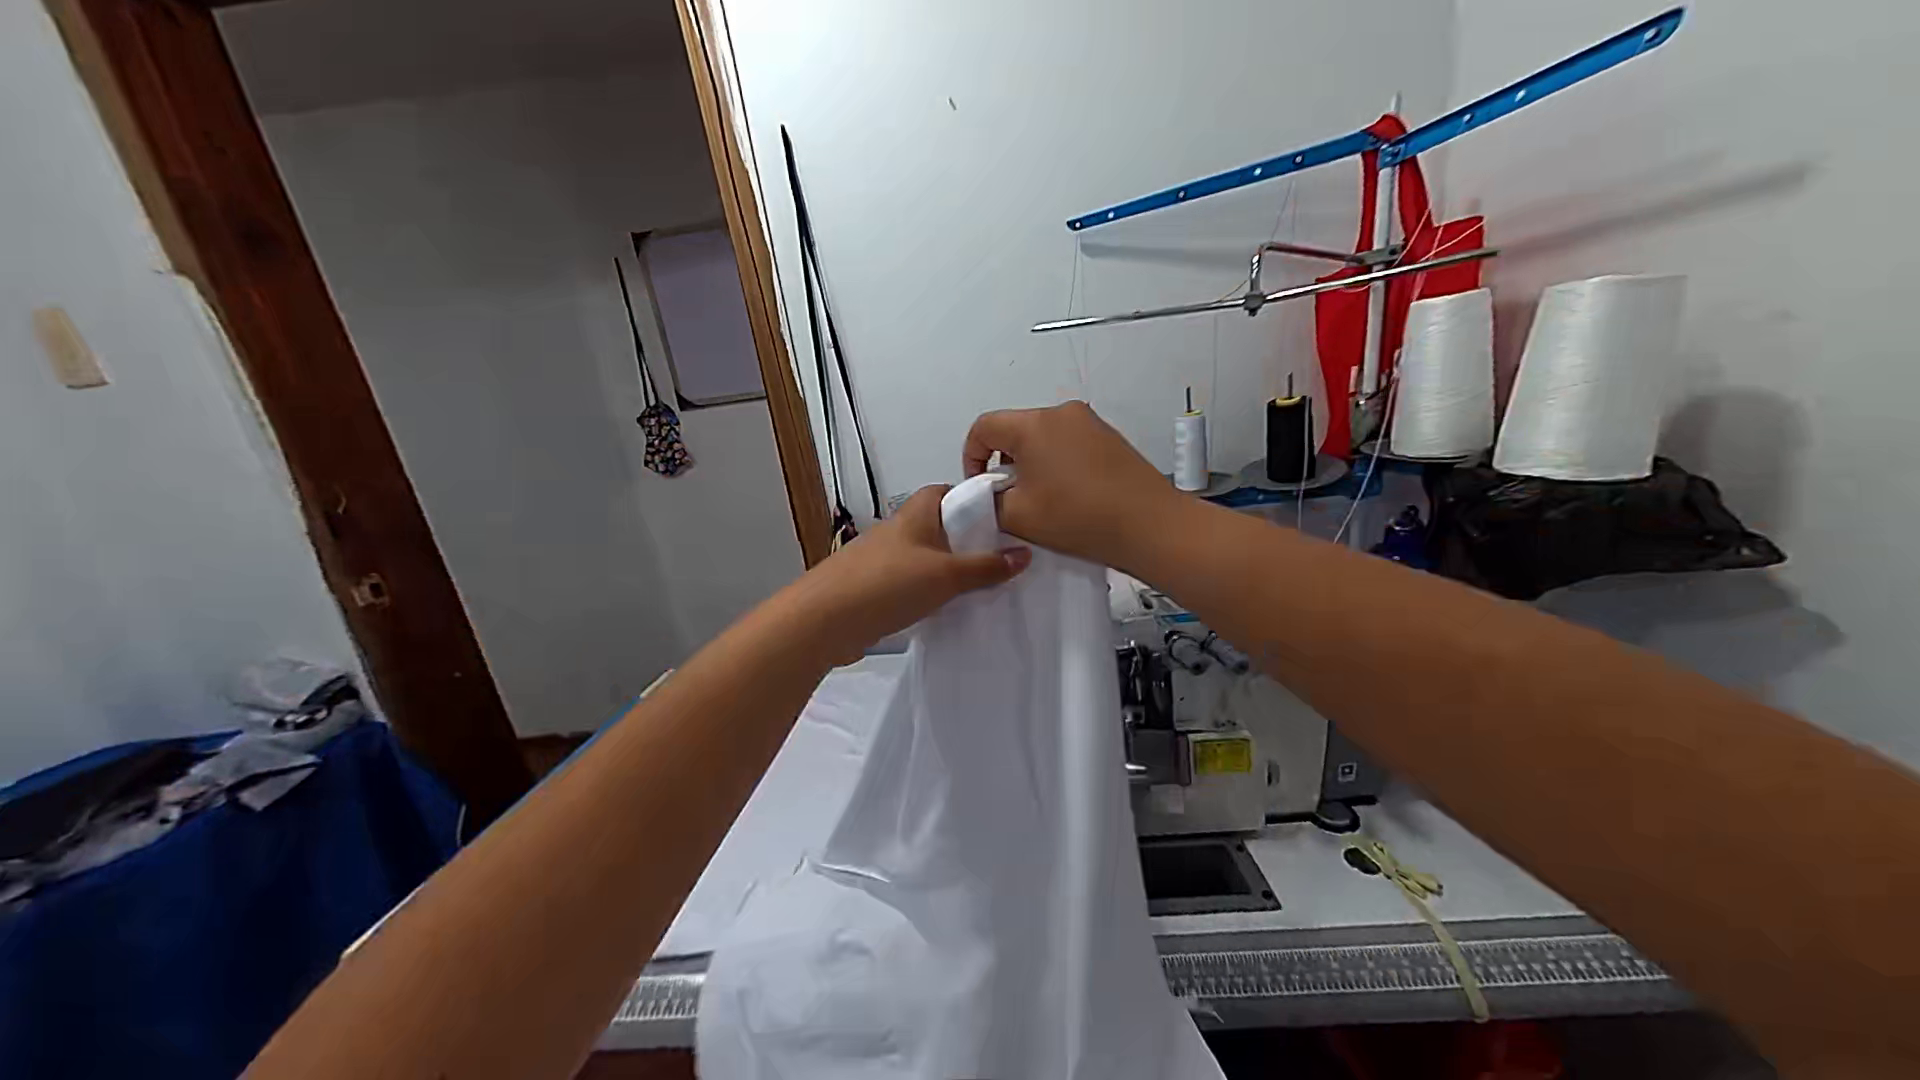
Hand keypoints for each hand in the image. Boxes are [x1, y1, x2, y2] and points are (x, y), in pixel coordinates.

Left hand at [795, 485, 1030, 659]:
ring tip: (980, 586)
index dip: (973, 500)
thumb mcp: (946, 575)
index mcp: (915, 514)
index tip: (1002, 519)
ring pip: (924, 557)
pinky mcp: (873, 589)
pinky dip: (928, 591)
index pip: (947, 491)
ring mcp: (882, 560)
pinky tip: (945, 609)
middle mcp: (898, 531)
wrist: (824, 621)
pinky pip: (910, 583)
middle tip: (998, 558)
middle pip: (938, 527)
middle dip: (965, 539)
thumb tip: (1024, 554)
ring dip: (947, 568)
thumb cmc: (888, 584)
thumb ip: (985, 567)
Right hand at [962, 401, 1181, 568]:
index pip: (984, 427)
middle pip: (1015, 430)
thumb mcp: (1017, 515)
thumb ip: (989, 501)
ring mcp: (1090, 423)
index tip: (980, 487)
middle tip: (1009, 498)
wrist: (1149, 526)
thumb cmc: (1079, 517)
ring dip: (1032, 464)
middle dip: (1004, 462)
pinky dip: (1058, 465)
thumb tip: (990, 494)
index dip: (971, 457)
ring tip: (1041, 501)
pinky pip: (1069, 444)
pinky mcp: (1110, 438)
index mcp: (1034, 424)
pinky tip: (1068, 497)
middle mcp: (1062, 413)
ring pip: (1043, 438)